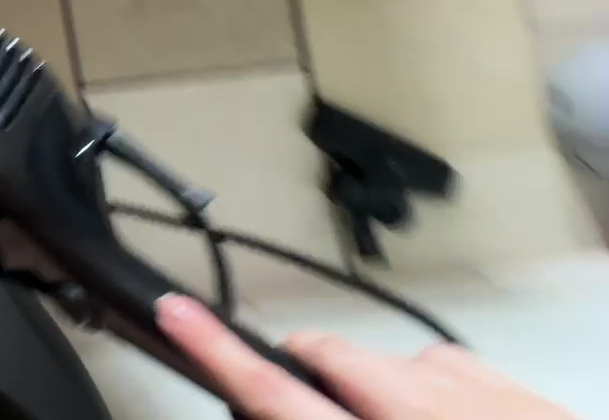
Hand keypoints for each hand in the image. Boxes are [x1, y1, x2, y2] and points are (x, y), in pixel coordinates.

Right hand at [156, 294, 575, 419]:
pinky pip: (471, 372)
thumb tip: (274, 413)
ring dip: (387, 386)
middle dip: (311, 368)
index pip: (281, 400)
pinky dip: (452, 392)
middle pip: (335, 355)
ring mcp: (502, 408)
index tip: (174, 312)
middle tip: (320, 405)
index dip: (218, 352)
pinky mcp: (549, 406)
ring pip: (403, 360)